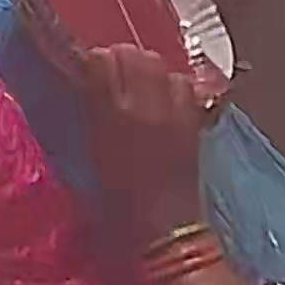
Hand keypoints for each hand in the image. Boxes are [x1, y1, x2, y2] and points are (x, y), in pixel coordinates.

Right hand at [82, 45, 203, 248]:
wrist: (164, 232)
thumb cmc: (118, 195)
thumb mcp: (93, 145)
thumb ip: (93, 105)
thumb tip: (91, 77)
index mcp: (109, 111)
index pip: (99, 59)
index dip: (96, 62)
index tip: (95, 71)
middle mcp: (140, 104)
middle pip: (131, 52)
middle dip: (123, 58)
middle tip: (120, 73)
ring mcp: (170, 109)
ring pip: (158, 62)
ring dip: (149, 67)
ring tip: (144, 83)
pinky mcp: (192, 120)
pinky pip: (183, 82)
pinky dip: (174, 84)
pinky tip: (167, 98)